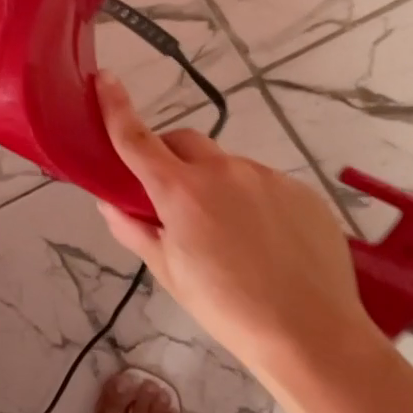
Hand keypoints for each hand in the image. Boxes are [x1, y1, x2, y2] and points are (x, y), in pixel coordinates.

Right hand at [92, 72, 380, 371]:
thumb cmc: (223, 305)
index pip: (137, 139)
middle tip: (165, 197)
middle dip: (167, 157)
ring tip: (221, 231)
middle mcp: (224, 172)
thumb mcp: (166, 270)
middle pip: (184, 142)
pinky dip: (247, 198)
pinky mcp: (302, 192)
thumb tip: (110, 203)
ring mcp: (268, 178)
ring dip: (209, 182)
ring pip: (224, 165)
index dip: (116, 108)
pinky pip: (261, 182)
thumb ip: (133, 229)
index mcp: (181, 191)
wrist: (308, 332)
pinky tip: (258, 239)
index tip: (104, 80)